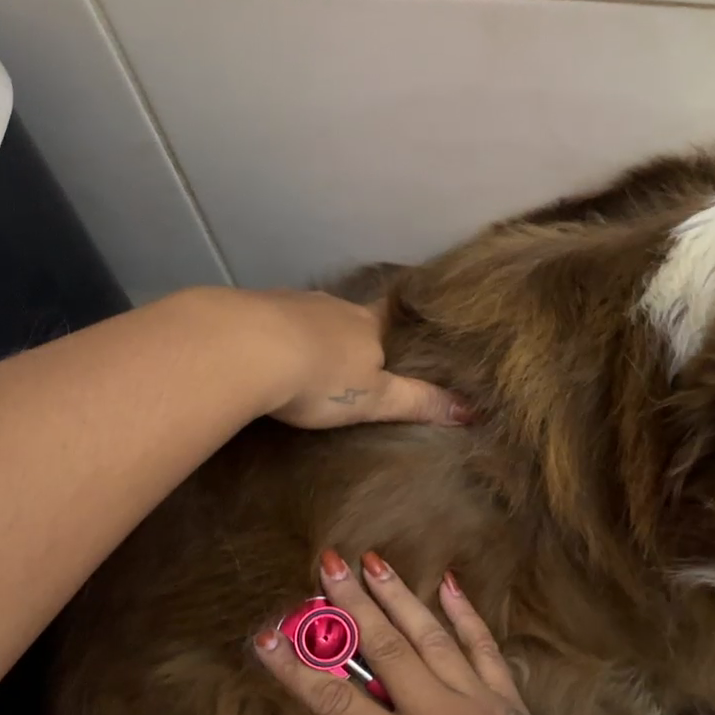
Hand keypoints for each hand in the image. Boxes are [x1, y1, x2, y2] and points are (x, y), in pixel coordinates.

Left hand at [187, 287, 469, 428]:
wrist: (243, 348)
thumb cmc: (320, 377)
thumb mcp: (376, 399)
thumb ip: (419, 402)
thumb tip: (472, 411)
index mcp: (366, 324)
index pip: (392, 315)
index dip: (403, 319)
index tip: (410, 322)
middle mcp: (332, 306)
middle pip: (350, 317)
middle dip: (352, 334)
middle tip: (355, 357)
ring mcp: (289, 303)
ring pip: (310, 317)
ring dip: (313, 335)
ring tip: (311, 359)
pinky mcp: (250, 309)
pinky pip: (273, 322)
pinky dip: (277, 336)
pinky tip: (269, 353)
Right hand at [253, 550, 618, 714]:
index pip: (337, 703)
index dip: (297, 670)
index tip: (265, 638)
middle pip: (386, 648)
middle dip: (352, 605)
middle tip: (327, 565)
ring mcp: (480, 701)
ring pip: (431, 636)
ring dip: (399, 596)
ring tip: (372, 561)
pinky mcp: (509, 698)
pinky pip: (483, 645)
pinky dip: (464, 612)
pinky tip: (447, 583)